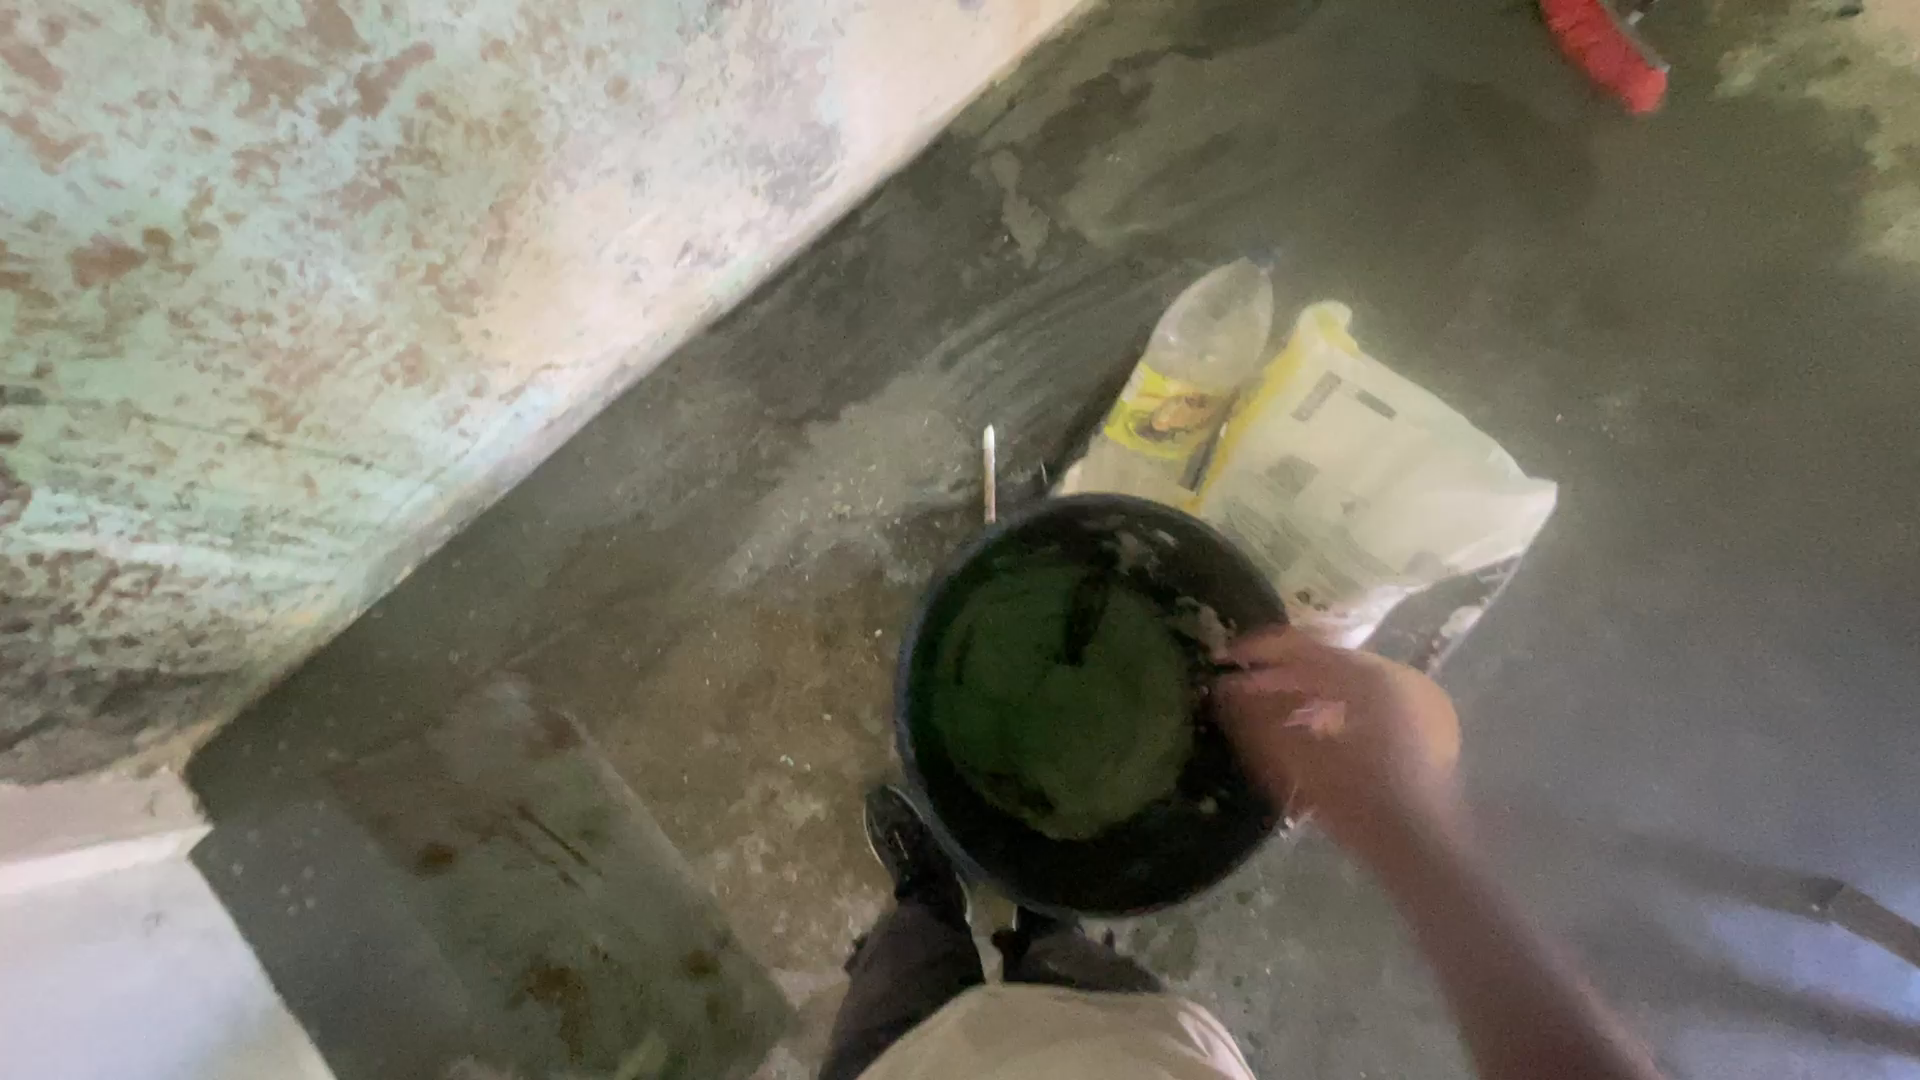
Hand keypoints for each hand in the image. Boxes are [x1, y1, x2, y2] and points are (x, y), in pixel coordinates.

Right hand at [1214, 626, 1462, 860]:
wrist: (1425, 853)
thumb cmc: (1359, 802)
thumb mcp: (1297, 758)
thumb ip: (1256, 718)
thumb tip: (1223, 690)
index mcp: (1368, 676)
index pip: (1300, 646)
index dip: (1255, 650)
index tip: (1221, 660)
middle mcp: (1394, 677)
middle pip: (1321, 662)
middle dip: (1275, 675)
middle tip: (1237, 688)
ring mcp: (1412, 701)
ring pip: (1340, 682)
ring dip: (1298, 692)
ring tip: (1263, 710)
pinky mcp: (1418, 726)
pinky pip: (1361, 701)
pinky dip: (1326, 707)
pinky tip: (1303, 728)